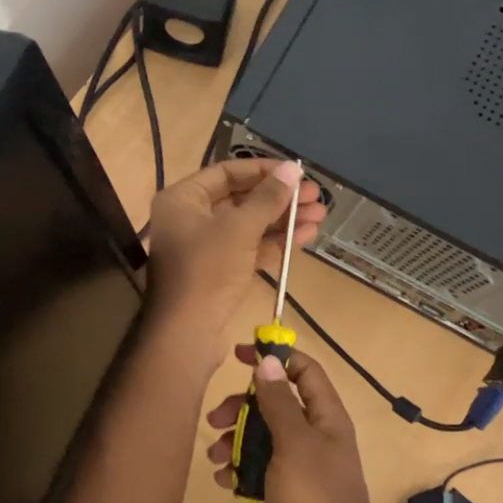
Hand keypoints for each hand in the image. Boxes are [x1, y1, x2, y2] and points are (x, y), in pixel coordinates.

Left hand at [144, 159, 324, 364]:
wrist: (186, 334)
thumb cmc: (207, 271)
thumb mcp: (240, 228)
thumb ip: (268, 198)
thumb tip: (292, 169)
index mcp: (183, 199)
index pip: (227, 172)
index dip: (263, 170)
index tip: (296, 173)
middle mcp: (189, 219)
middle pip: (240, 199)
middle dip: (279, 198)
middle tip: (316, 197)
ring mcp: (203, 248)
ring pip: (248, 226)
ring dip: (283, 221)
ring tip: (320, 217)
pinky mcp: (217, 273)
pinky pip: (248, 250)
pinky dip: (274, 244)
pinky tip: (305, 237)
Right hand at [205, 347, 390, 502]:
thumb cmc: (315, 502)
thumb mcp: (294, 445)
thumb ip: (280, 403)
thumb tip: (270, 361)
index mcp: (327, 419)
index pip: (305, 372)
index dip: (276, 358)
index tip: (240, 354)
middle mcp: (317, 439)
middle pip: (277, 405)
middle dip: (244, 407)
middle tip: (215, 418)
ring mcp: (303, 469)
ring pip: (264, 439)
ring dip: (236, 441)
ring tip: (215, 457)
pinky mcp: (288, 496)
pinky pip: (260, 471)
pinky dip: (241, 471)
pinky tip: (224, 481)